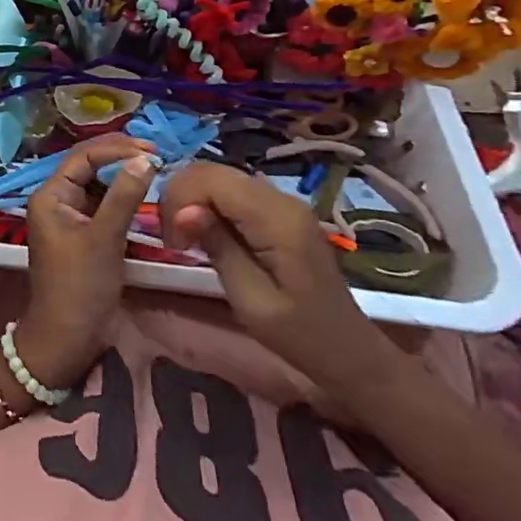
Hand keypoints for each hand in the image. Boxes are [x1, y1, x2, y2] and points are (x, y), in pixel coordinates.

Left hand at [20, 134, 156, 387]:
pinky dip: (123, 196)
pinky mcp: (85, 232)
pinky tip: (144, 192)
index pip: (83, 157)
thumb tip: (146, 159)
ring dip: (124, 175)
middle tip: (157, 155)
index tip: (152, 150)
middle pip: (90, 166)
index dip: (117, 148)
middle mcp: (57, 200)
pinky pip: (104, 204)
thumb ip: (124, 196)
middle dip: (121, 157)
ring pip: (99, 184)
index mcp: (50, 196)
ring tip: (155, 168)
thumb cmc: (81, 285)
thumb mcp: (104, 238)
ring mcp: (71, 216)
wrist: (68, 337)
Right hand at [160, 164, 406, 400]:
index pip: (211, 178)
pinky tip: (209, 237)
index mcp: (277, 218)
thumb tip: (183, 211)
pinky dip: (210, 206)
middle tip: (176, 242)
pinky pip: (234, 193)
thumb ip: (218, 248)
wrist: (346, 349)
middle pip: (213, 171)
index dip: (180, 200)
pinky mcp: (280, 211)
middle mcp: (281, 198)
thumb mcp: (251, 300)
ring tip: (188, 241)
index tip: (174, 243)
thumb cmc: (298, 333)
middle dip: (182, 198)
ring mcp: (283, 202)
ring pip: (220, 178)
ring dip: (193, 201)